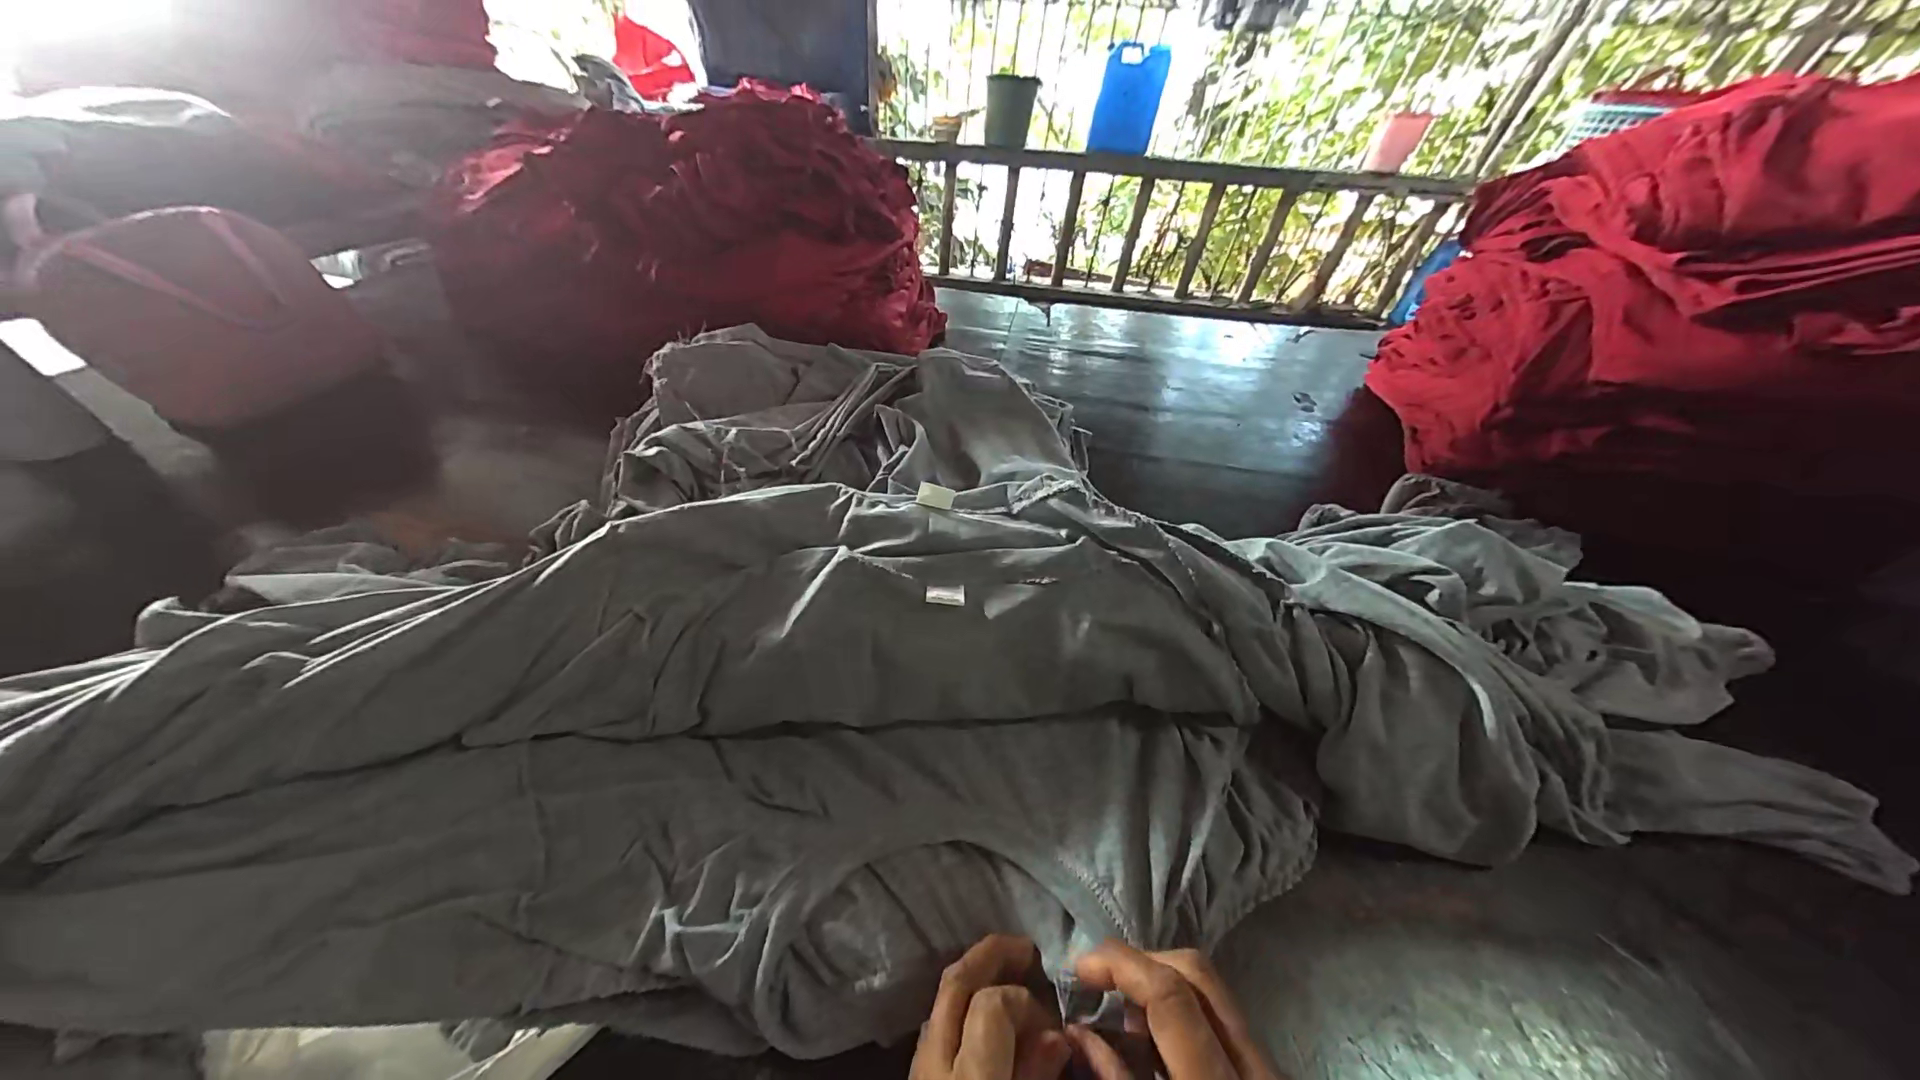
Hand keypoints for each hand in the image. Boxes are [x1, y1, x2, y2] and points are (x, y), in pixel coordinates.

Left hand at [910, 934, 1073, 1079]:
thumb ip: (1035, 1074)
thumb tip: (1054, 1034)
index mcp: (970, 1075)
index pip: (992, 1004)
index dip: (1024, 1000)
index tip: (1051, 1021)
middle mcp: (936, 1054)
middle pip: (957, 980)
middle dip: (993, 953)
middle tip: (1029, 949)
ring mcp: (919, 1057)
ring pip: (943, 990)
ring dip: (977, 968)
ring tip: (1011, 967)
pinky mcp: (916, 1063)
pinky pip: (939, 1012)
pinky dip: (965, 994)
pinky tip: (986, 1002)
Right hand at [1066, 941, 1285, 1079]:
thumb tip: (1078, 1031)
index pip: (1171, 995)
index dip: (1120, 966)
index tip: (1079, 970)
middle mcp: (1255, 1067)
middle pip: (1197, 971)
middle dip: (1140, 962)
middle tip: (1100, 984)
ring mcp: (1270, 1068)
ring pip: (1212, 989)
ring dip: (1159, 984)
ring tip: (1125, 1018)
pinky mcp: (1270, 1072)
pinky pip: (1222, 1018)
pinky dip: (1183, 1012)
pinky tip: (1158, 1045)